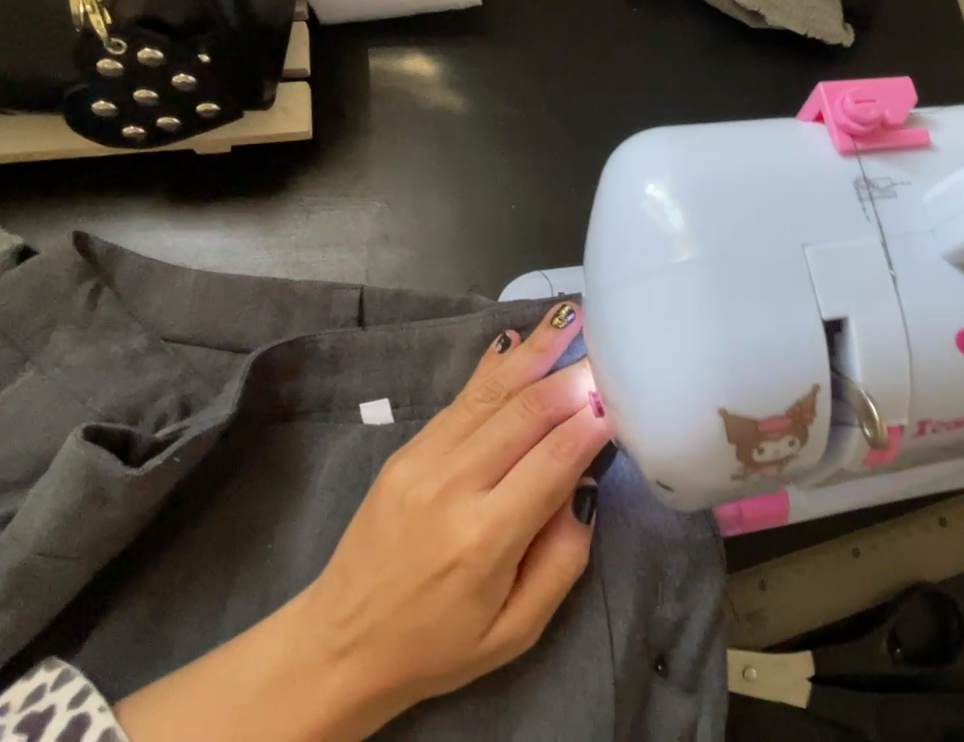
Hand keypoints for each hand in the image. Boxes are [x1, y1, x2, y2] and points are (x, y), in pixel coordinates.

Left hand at [115, 302, 611, 740]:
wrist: (339, 644)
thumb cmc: (439, 646)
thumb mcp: (517, 630)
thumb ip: (564, 559)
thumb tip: (584, 488)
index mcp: (485, 537)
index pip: (554, 459)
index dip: (593, 421)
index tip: (624, 393)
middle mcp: (452, 486)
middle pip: (525, 413)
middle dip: (572, 377)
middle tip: (611, 348)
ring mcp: (422, 462)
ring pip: (491, 394)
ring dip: (536, 354)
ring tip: (569, 317)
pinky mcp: (406, 451)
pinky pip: (460, 400)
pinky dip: (496, 368)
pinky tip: (520, 342)